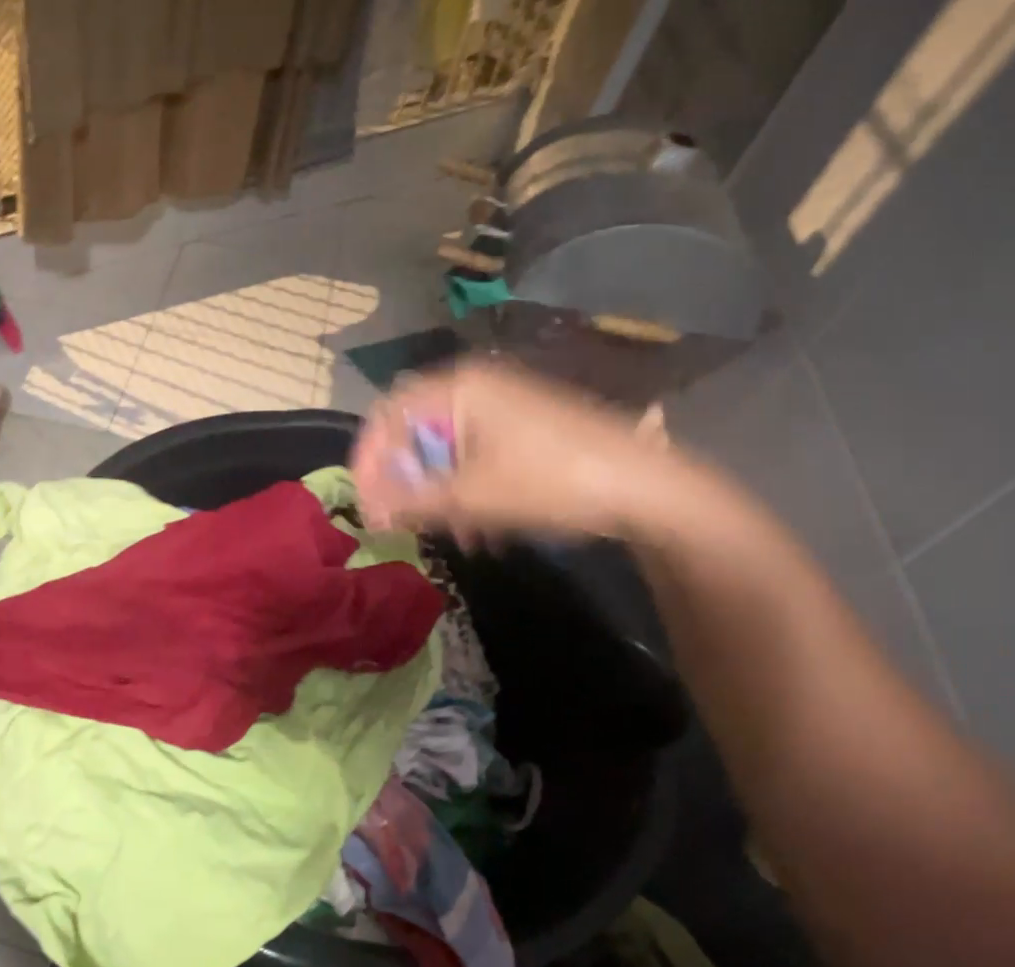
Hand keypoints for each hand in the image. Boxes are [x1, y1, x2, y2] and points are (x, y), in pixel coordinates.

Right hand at [350, 360, 690, 542]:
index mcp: (460, 388)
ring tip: (446, 531)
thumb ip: (410, 501)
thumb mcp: (471, 496)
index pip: (387, 414)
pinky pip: (476, 455)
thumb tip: (367, 511)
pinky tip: (479, 527)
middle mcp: (479, 386)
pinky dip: (465, 489)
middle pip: (415, 432)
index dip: (369, 459)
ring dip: (435, 492)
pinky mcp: (527, 429)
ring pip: (446, 449)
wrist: (650, 488)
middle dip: (403, 480)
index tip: (365, 501)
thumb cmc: (553, 481)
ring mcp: (506, 406)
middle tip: (399, 520)